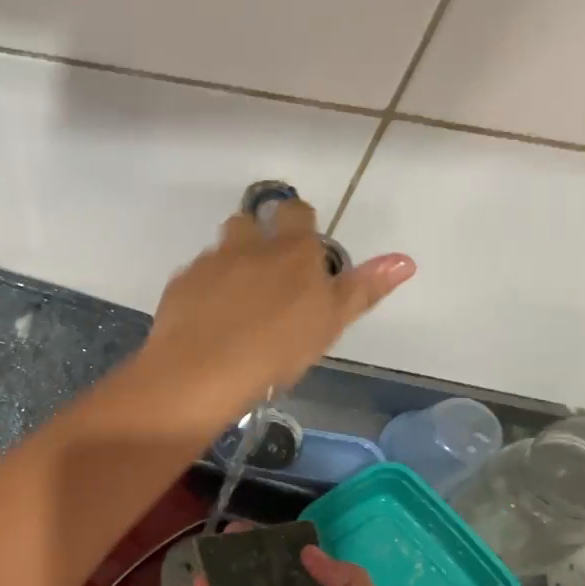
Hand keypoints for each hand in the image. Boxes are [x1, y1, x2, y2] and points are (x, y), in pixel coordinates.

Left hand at [143, 199, 413, 418]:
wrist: (202, 372)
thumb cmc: (275, 351)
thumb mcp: (329, 324)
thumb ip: (362, 290)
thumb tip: (405, 260)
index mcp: (292, 251)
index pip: (297, 213)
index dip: (298, 223)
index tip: (300, 245)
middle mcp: (247, 246)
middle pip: (250, 221)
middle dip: (257, 236)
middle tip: (265, 272)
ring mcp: (209, 263)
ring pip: (220, 247)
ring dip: (228, 261)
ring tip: (234, 296)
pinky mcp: (179, 284)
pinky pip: (194, 275)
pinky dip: (201, 288)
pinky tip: (205, 317)